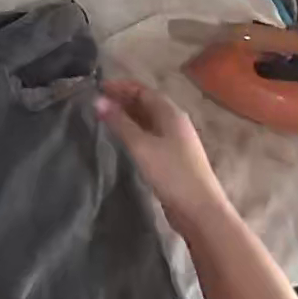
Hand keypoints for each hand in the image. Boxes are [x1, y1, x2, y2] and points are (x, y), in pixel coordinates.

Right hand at [96, 78, 232, 229]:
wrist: (200, 211)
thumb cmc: (171, 173)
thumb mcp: (141, 145)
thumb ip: (119, 122)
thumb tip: (98, 100)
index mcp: (170, 113)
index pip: (143, 90)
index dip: (120, 87)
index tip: (97, 89)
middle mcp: (175, 122)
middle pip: (146, 103)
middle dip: (122, 100)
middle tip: (97, 104)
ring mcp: (175, 141)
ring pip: (148, 120)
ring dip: (127, 116)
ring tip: (105, 119)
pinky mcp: (173, 158)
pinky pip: (150, 135)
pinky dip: (134, 131)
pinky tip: (122, 139)